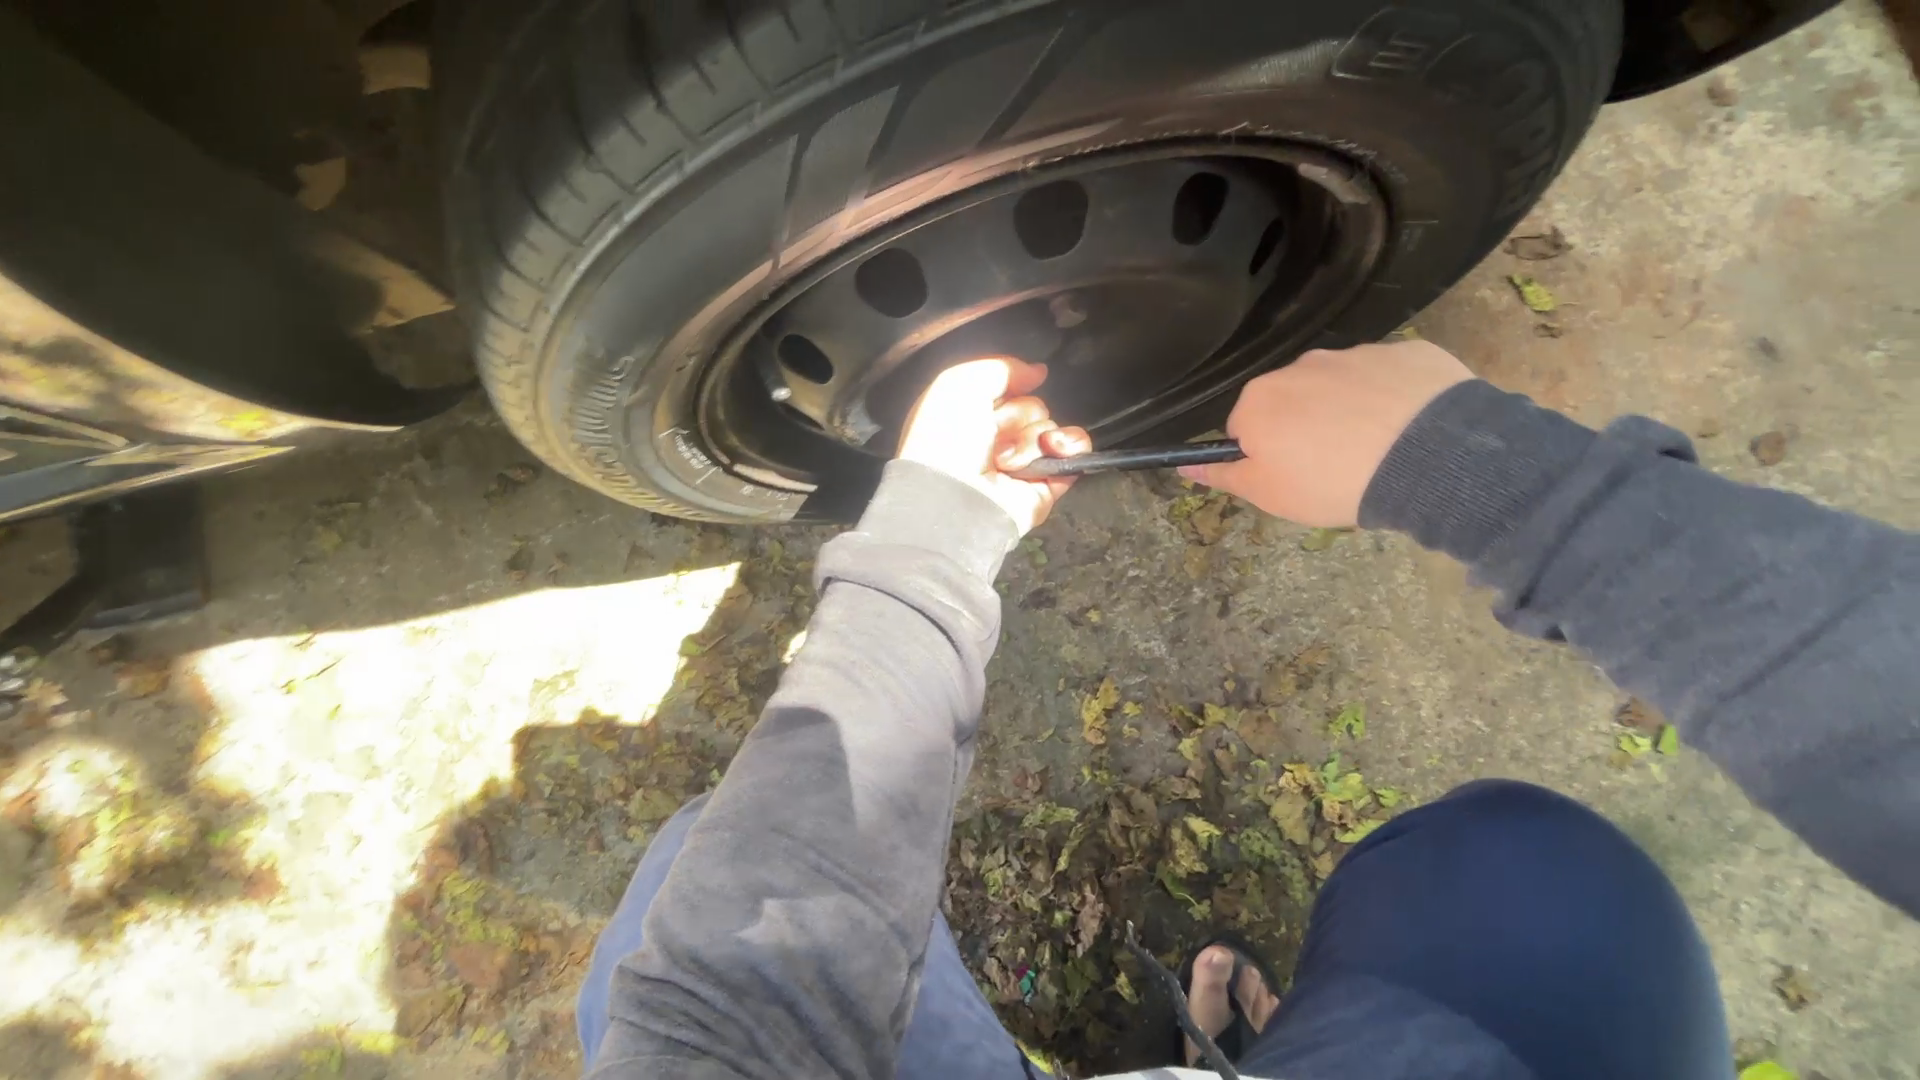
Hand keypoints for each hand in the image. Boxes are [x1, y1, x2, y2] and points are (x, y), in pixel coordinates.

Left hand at [897, 358, 1090, 534]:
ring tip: (1009, 458)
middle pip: (1031, 407)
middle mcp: (996, 442)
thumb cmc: (945, 440)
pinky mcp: (1046, 486)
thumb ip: (1001, 368)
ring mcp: (1022, 465)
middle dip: (1018, 414)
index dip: (1010, 386)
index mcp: (970, 418)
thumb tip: (1038, 372)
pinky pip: (1075, 452)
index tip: (1004, 391)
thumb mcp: (960, 383)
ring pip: (1050, 428)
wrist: (955, 495)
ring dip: (1033, 436)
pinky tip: (1052, 449)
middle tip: (994, 434)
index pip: (1007, 390)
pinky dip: (1070, 445)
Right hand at [1180, 340, 1474, 525]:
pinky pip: (1388, 378)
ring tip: (1377, 451)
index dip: (1265, 456)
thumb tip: (1185, 468)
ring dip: (1347, 412)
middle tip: (1332, 468)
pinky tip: (1409, 430)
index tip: (1290, 477)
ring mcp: (1356, 354)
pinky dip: (1392, 399)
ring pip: (1339, 387)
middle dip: (1304, 428)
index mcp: (1260, 400)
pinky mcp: (1406, 352)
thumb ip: (1224, 476)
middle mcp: (1300, 366)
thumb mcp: (1268, 494)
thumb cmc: (1331, 481)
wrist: (1429, 459)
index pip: (1245, 428)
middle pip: (1291, 401)